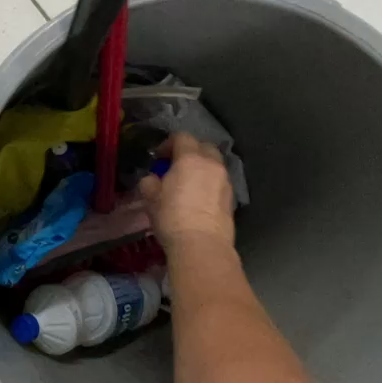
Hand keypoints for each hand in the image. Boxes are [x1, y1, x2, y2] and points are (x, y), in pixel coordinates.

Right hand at [138, 132, 235, 253]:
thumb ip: (150, 182)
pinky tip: (198, 199)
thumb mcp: (150, 198)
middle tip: (176, 167)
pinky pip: (218, 182)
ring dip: (201, 168)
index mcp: (190, 159)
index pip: (181, 137)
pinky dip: (209, 184)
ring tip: (188, 184)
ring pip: (214, 165)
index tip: (158, 158)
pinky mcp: (231, 199)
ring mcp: (225, 181)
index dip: (168, 144)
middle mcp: (211, 165)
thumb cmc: (172, 217)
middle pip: (203, 146)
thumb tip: (153, 180)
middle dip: (190, 152)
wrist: (201, 245)